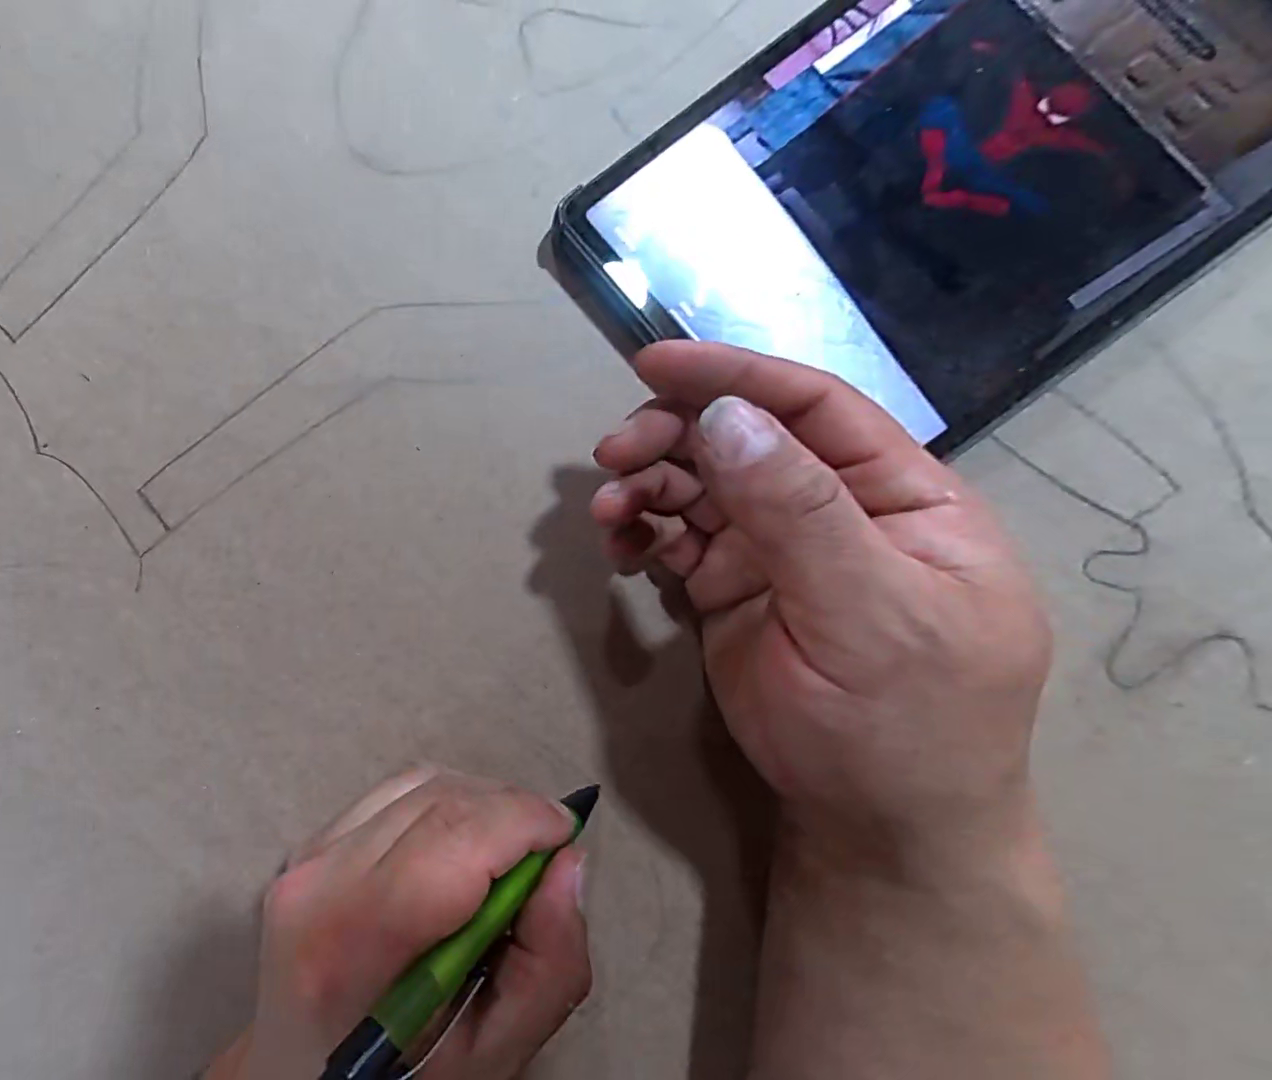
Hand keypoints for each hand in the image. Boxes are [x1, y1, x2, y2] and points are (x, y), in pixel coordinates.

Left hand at [208, 767, 589, 1079]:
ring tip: (503, 851)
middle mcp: (318, 879)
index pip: (449, 840)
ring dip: (476, 801)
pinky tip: (456, 845)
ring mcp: (306, 853)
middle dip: (508, 809)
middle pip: (435, 801)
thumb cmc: (397, 1078)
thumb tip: (568, 862)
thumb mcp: (492, 1054)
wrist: (298, 1070)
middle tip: (546, 847)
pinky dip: (440, 803)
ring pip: (416, 783)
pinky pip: (391, 793)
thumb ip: (547, 964)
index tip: (567, 831)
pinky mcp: (310, 841)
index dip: (520, 819)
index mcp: (352, 940)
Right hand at [591, 343, 1052, 878]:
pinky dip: (640, 534)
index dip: (733, 377)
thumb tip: (725, 419)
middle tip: (610, 459)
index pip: (812, 407)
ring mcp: (772, 547)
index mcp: (897, 496)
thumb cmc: (899, 722)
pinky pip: (672, 537)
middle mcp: (829, 508)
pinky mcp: (726, 583)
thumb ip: (799, 512)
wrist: (872, 819)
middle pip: (736, 441)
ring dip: (644, 488)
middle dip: (668, 439)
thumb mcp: (865, 614)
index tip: (652, 364)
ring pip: (694, 487)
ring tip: (608, 514)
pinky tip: (622, 550)